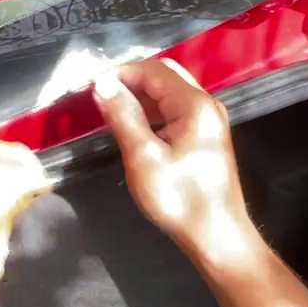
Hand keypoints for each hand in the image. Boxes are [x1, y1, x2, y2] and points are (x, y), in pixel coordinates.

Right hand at [91, 59, 260, 269]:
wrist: (215, 235)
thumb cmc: (180, 198)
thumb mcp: (144, 157)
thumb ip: (123, 116)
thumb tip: (102, 85)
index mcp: (194, 105)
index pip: (153, 71)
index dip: (120, 73)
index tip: (92, 87)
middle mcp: (205, 105)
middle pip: (164, 76)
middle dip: (130, 80)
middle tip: (100, 95)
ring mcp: (207, 121)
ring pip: (169, 94)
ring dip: (140, 96)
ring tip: (110, 108)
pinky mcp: (204, 137)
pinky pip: (174, 111)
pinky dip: (151, 111)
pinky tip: (133, 125)